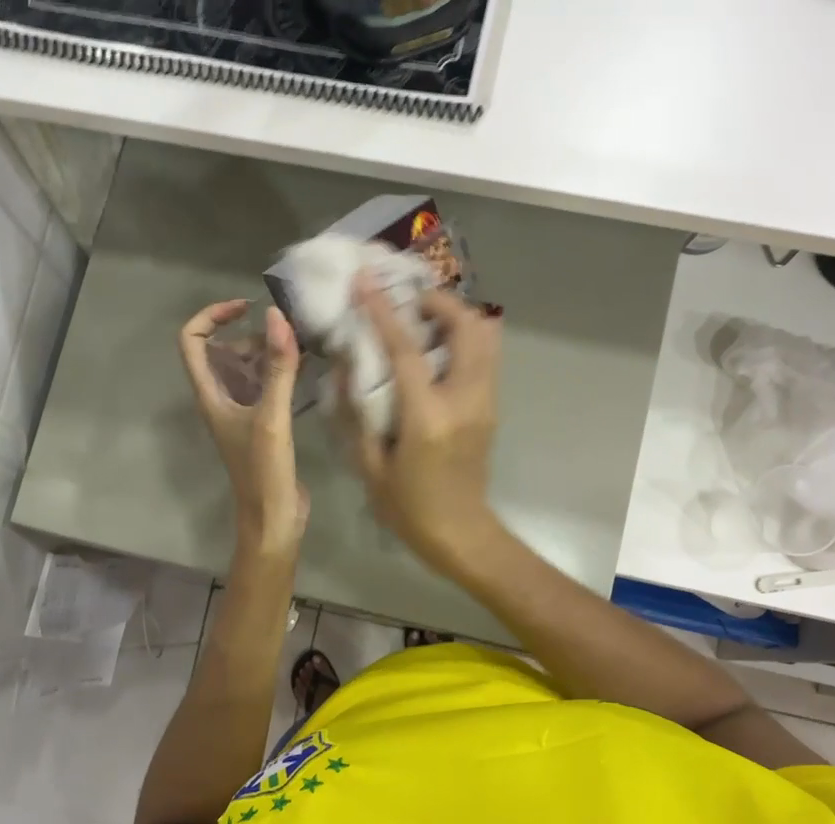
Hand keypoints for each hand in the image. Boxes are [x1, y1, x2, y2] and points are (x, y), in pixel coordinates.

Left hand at [178, 300, 309, 559]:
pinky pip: (268, 386)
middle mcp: (222, 398)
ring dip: (272, 353)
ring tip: (307, 342)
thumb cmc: (263, 472)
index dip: (212, 316)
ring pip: (250, 368)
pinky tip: (311, 366)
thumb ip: (277, 368)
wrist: (273, 519)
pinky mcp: (264, 424)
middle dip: (253, 335)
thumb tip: (277, 316)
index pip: (192, 341)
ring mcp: (243, 411)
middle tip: (291, 330)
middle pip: (225, 351)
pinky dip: (284, 372)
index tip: (246, 308)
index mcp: (210, 395)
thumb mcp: (272, 417)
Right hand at [339, 280, 503, 571]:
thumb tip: (344, 364)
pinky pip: (484, 355)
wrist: (460, 534)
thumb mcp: (370, 466)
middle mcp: (465, 399)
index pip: (407, 348)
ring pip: (485, 336)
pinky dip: (463, 337)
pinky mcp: (490, 407)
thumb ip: (356, 413)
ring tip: (421, 319)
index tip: (365, 279)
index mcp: (429, 416)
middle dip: (437, 301)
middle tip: (406, 300)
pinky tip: (433, 347)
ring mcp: (484, 402)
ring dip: (455, 316)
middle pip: (467, 326)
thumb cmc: (408, 508)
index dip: (383, 309)